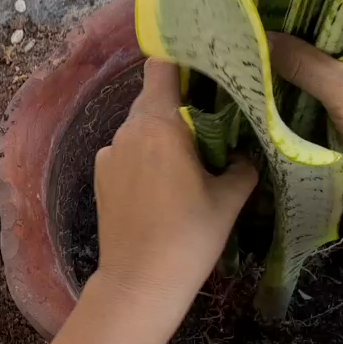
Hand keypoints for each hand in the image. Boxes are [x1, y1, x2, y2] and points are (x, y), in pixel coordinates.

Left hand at [92, 59, 257, 304]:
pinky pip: (126, 152)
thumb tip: (242, 154)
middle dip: (179, 107)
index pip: (162, 68)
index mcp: (159, 124)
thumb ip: (241, 166)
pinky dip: (143, 157)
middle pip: (152, 100)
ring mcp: (108, 153)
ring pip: (139, 128)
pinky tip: (161, 186)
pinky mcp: (100, 176)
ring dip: (161, 135)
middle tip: (210, 123)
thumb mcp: (228, 199)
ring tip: (188, 161)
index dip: (181, 62)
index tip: (203, 68)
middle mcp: (127, 130)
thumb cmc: (190, 235)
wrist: (139, 281)